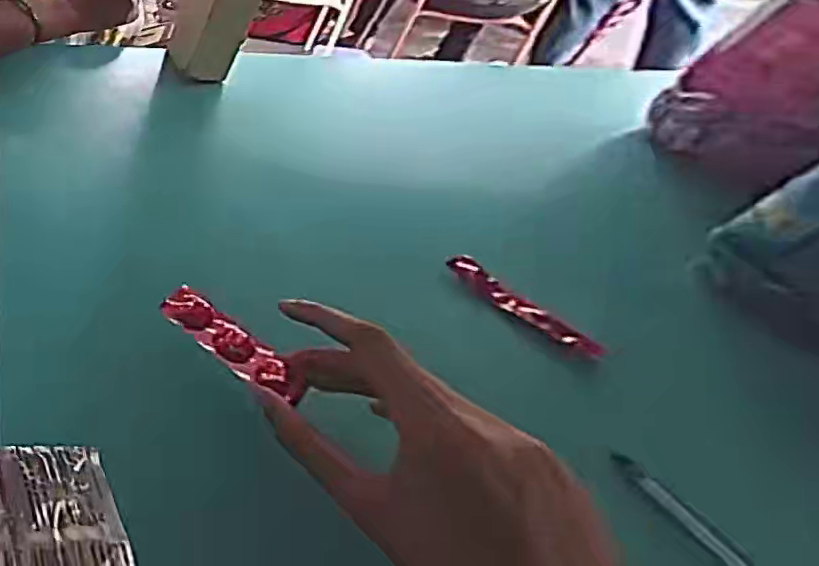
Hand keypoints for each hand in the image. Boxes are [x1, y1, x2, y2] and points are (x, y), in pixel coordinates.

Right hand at [256, 301, 616, 565]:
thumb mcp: (370, 508)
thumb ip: (308, 445)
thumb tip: (263, 399)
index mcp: (442, 428)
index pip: (372, 345)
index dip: (323, 319)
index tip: (287, 311)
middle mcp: (488, 423)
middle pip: (399, 371)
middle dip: (340, 366)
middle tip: (299, 376)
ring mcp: (528, 446)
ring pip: (437, 397)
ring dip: (382, 390)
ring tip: (345, 400)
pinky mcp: (554, 470)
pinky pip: (477, 423)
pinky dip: (430, 417)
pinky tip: (411, 436)